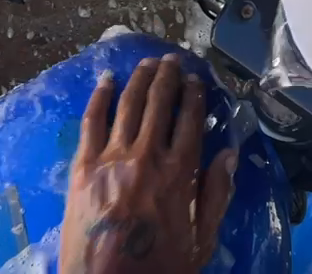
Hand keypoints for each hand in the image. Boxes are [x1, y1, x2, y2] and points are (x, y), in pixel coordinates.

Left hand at [60, 55, 236, 273]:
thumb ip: (216, 195)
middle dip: (168, 76)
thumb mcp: (200, 242)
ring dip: (140, 78)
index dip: (194, 93)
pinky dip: (99, 96)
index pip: (190, 118)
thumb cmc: (159, 270)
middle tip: (172, 59)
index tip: (197, 79)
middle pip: (159, 102)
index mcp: (178, 173)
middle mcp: (146, 156)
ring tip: (147, 63)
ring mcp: (111, 158)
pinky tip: (106, 80)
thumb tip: (229, 153)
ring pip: (128, 104)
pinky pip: (91, 121)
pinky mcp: (83, 166)